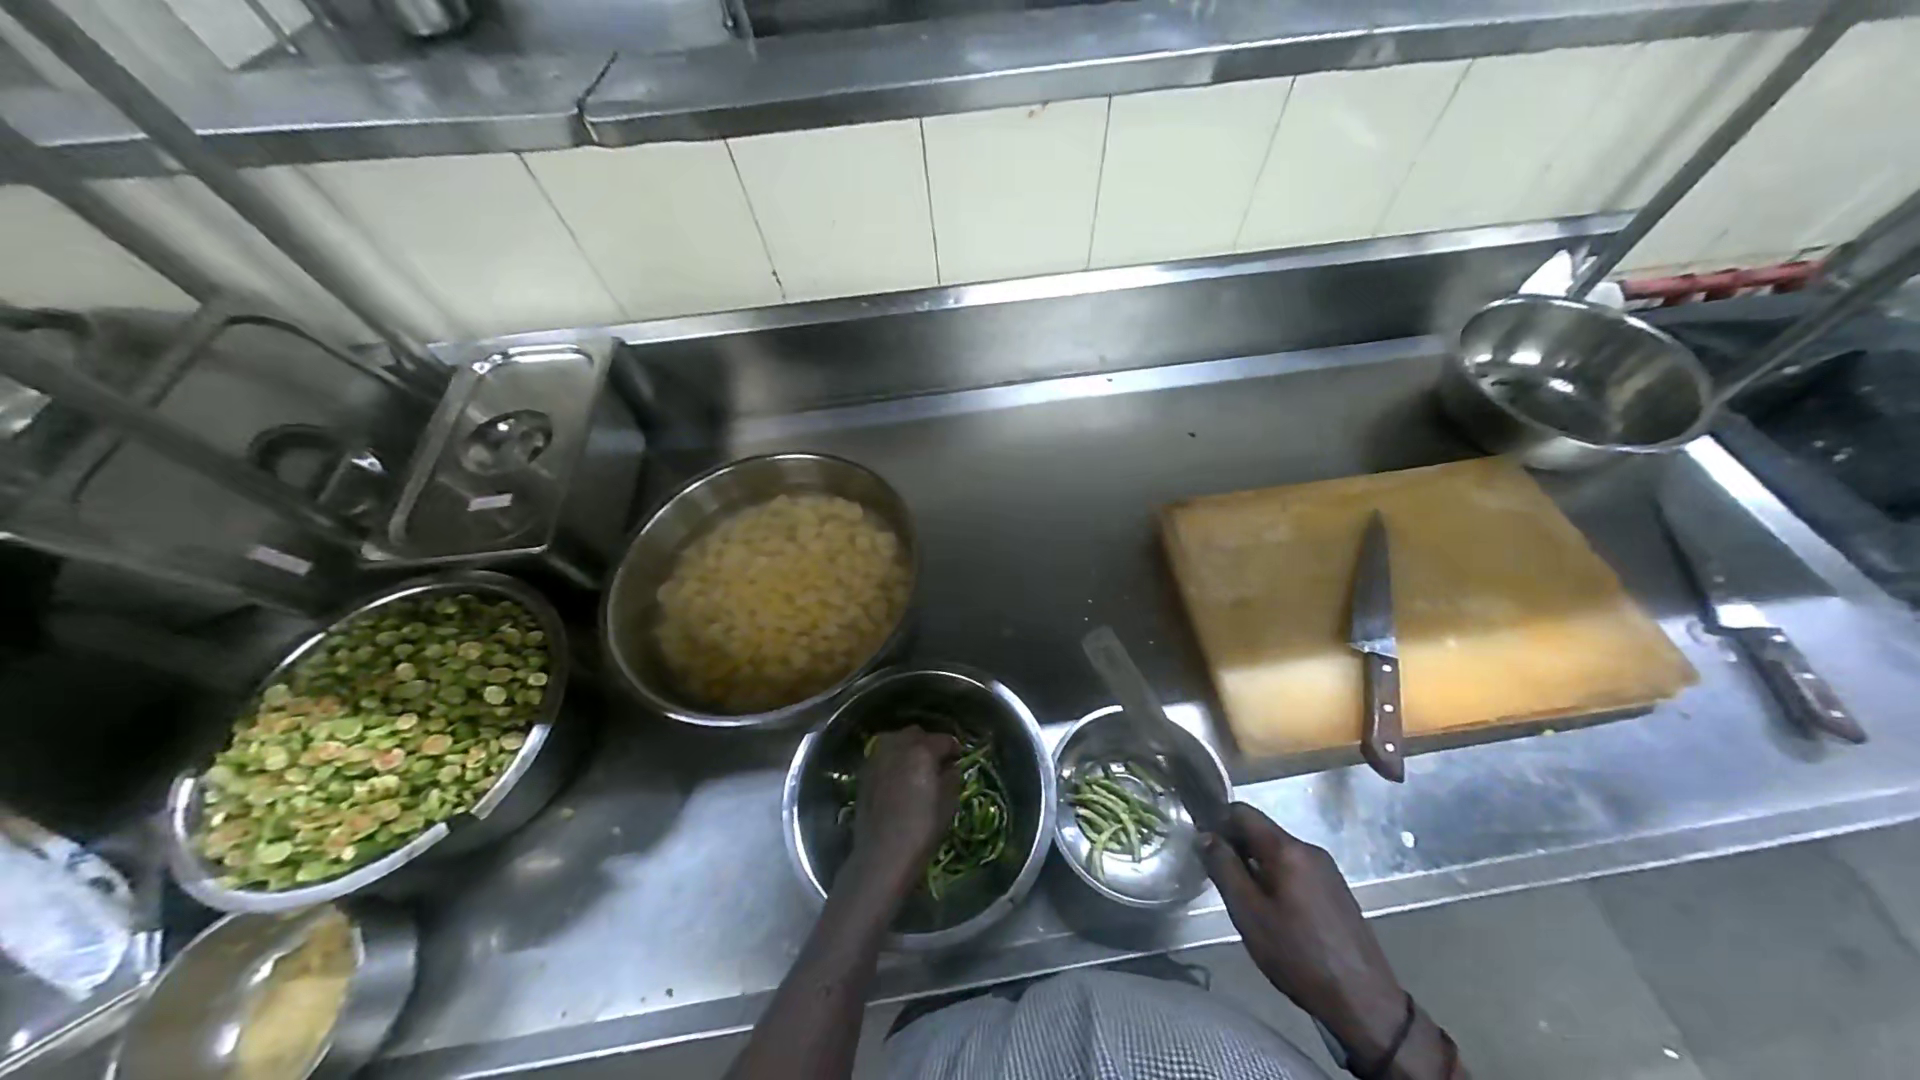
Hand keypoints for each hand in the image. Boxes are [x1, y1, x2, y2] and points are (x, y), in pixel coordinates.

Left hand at [845, 727, 960, 897]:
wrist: (883, 853)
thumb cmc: (923, 828)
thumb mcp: (949, 803)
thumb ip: (952, 777)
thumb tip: (950, 767)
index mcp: (922, 750)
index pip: (943, 739)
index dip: (954, 748)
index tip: (958, 758)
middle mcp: (897, 746)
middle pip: (916, 734)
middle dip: (929, 744)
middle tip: (937, 762)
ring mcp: (877, 758)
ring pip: (895, 740)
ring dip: (908, 748)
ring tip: (916, 767)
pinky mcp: (864, 773)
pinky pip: (882, 756)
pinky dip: (892, 760)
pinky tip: (898, 777)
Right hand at [1200, 803, 1408, 1063]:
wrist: (1363, 1002)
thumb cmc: (1298, 954)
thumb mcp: (1248, 912)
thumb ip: (1223, 868)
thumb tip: (1205, 836)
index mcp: (1288, 849)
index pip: (1242, 812)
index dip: (1218, 823)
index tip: (1205, 849)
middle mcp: (1310, 849)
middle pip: (1261, 832)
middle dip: (1236, 848)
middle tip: (1222, 881)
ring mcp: (1327, 869)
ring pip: (1278, 852)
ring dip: (1256, 865)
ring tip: (1247, 902)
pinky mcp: (1336, 890)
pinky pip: (1296, 869)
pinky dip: (1277, 879)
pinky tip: (1275, 913)